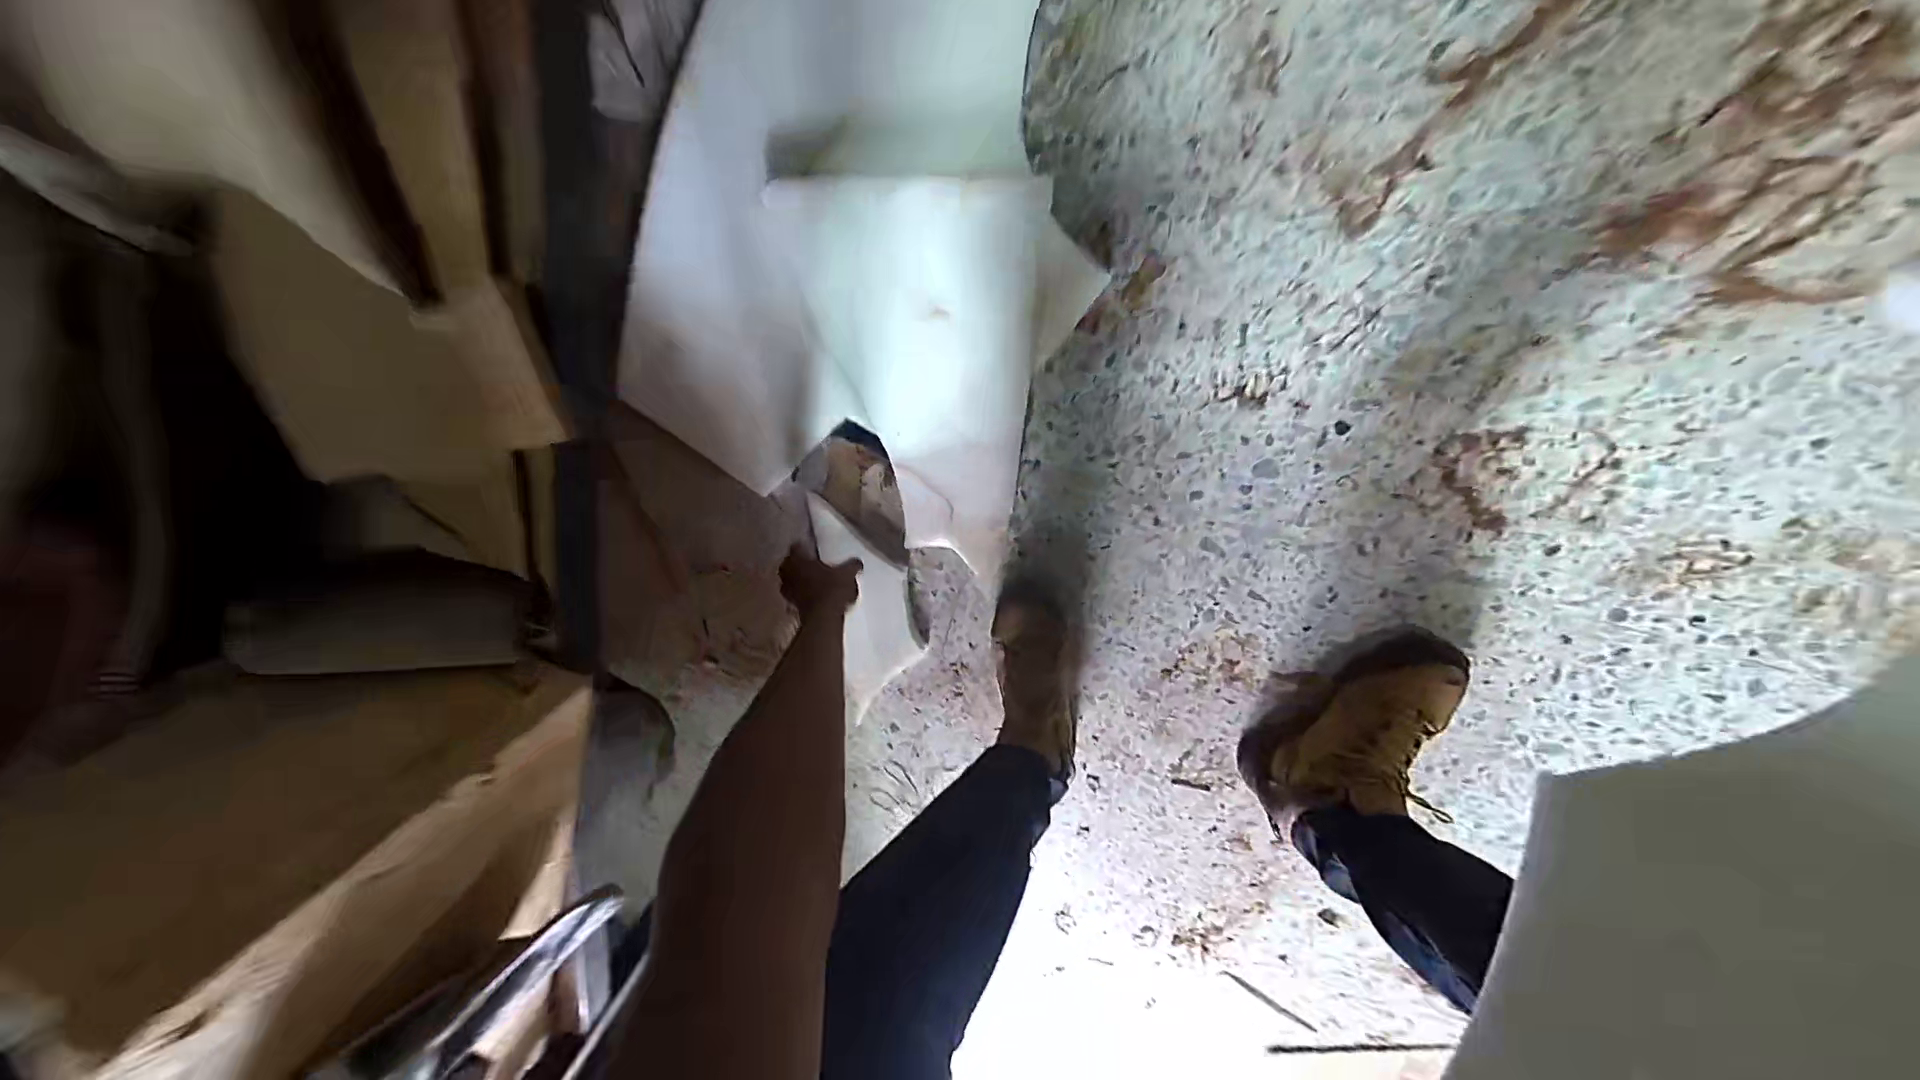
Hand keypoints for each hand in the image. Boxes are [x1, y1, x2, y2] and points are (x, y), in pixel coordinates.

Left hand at [779, 545, 860, 615]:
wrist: (823, 618)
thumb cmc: (832, 590)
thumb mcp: (848, 574)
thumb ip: (852, 565)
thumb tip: (857, 563)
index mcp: (799, 559)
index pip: (797, 546)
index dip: (804, 547)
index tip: (812, 549)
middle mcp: (788, 572)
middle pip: (790, 563)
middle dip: (799, 563)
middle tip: (812, 564)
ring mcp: (787, 589)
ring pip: (790, 579)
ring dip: (798, 579)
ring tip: (812, 581)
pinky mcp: (790, 604)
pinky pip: (794, 594)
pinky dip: (800, 594)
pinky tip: (812, 596)